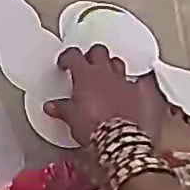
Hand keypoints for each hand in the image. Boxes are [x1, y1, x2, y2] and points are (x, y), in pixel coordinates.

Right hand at [46, 46, 168, 145]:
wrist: (117, 139)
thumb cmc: (94, 126)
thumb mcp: (71, 117)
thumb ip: (61, 108)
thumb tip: (53, 107)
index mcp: (85, 75)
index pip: (74, 55)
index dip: (68, 57)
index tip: (65, 63)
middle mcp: (105, 73)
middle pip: (98, 51)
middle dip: (91, 55)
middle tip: (86, 63)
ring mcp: (122, 81)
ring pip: (117, 62)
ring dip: (110, 65)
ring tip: (105, 74)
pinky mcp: (136, 93)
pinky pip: (135, 81)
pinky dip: (130, 83)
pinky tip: (127, 88)